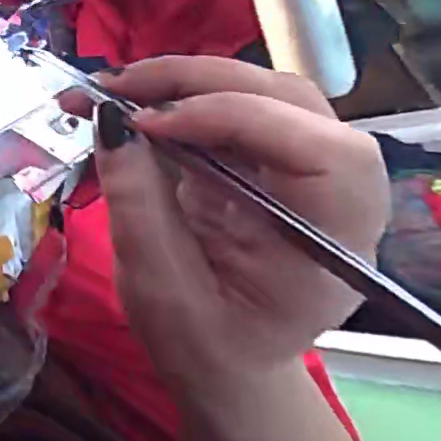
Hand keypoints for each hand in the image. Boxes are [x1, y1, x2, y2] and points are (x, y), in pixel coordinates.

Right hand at [68, 57, 389, 404]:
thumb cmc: (199, 340)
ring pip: (262, 91)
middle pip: (290, 101)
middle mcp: (332, 196)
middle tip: (112, 86)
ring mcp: (298, 173)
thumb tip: (108, 120)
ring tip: (113, 88)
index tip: (145, 123)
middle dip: (196, 80)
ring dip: (183, 79)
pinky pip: (229, 107)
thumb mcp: (156, 281)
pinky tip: (126, 102)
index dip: (234, 117)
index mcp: (326, 244)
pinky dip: (174, 94)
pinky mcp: (261, 162)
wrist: (223, 360)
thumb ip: (136, 199)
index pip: (320, 152)